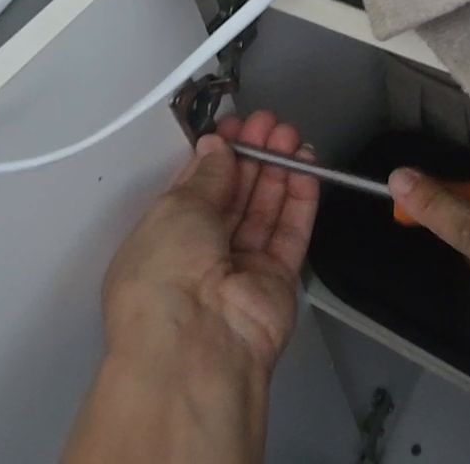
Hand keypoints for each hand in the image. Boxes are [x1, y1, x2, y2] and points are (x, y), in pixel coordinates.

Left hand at [62, 111, 318, 463]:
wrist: (196, 345)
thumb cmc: (163, 282)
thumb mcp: (175, 208)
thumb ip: (206, 174)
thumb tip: (216, 147)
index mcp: (164, 238)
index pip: (198, 185)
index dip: (219, 152)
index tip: (236, 125)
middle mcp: (201, 254)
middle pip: (235, 193)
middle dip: (253, 154)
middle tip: (269, 123)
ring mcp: (241, 267)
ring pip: (266, 207)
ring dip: (279, 168)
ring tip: (290, 136)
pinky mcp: (277, 278)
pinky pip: (292, 230)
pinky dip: (301, 196)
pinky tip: (306, 166)